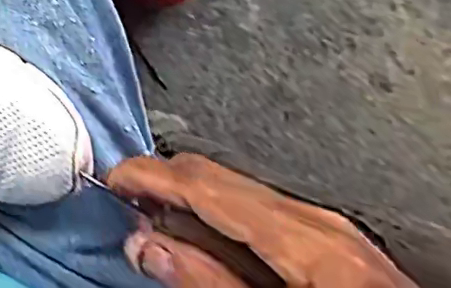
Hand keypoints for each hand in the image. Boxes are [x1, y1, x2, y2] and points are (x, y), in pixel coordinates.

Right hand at [108, 154, 416, 287]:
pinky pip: (262, 208)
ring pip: (237, 187)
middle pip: (216, 174)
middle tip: (128, 207)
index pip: (202, 181)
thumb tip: (143, 243)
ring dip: (192, 197)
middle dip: (164, 182)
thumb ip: (210, 283)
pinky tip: (212, 236)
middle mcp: (319, 220)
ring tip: (163, 224)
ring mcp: (335, 230)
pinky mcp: (341, 247)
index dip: (146, 176)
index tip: (109, 182)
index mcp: (304, 237)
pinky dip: (223, 212)